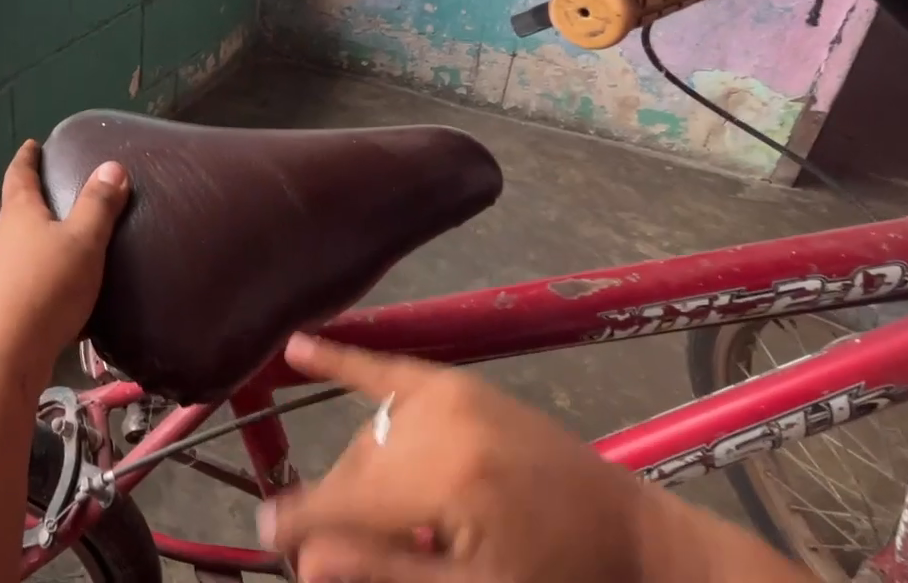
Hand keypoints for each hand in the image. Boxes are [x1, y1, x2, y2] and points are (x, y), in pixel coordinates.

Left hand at [0, 141, 128, 383]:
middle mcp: (1, 238)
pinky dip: (38, 270)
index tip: (32, 145)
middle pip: (15, 210)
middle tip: (55, 189)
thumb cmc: (45, 287)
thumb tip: (111, 165)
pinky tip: (56, 285)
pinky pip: (22, 276)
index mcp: (19, 214)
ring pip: (17, 244)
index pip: (19, 175)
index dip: (27, 158)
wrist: (4, 354)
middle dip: (31, 197)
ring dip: (34, 236)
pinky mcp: (0, 305)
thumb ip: (98, 205)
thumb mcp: (82, 242)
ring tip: (61, 236)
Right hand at [260, 334, 657, 582]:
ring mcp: (447, 396)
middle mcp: (437, 426)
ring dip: (361, 477)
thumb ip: (386, 572)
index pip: (347, 503)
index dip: (302, 524)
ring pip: (367, 439)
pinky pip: (384, 369)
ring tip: (387, 518)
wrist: (640, 536)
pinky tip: (297, 348)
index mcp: (445, 483)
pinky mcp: (456, 384)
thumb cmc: (564, 578)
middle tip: (336, 551)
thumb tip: (304, 563)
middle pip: (355, 471)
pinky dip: (340, 361)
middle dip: (338, 511)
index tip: (268, 536)